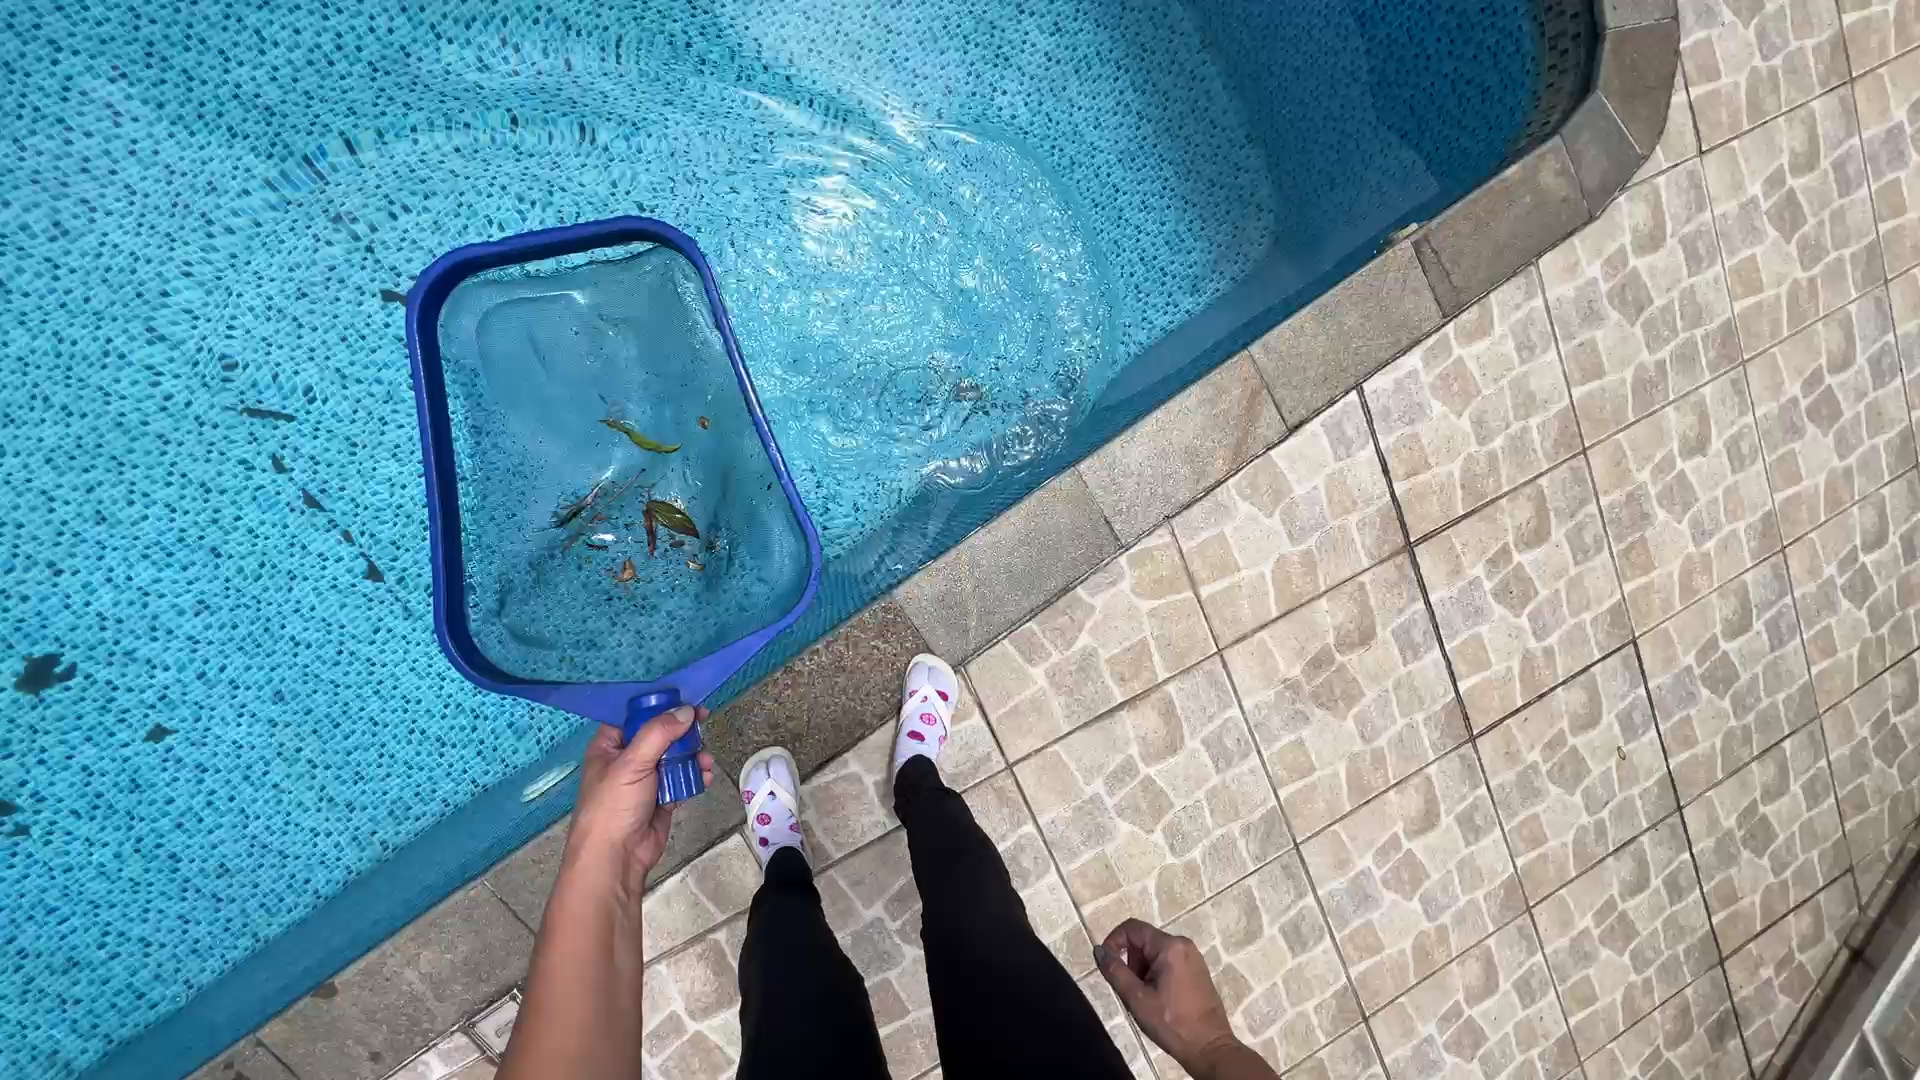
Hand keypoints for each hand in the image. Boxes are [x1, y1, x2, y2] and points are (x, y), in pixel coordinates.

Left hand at [563, 706, 714, 897]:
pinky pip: (684, 777)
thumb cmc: (613, 806)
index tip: (685, 699)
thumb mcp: (632, 764)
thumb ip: (659, 733)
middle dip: (683, 731)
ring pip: (676, 755)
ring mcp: (647, 778)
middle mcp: (628, 758)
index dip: (659, 705)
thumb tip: (687, 710)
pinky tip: (704, 776)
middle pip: (661, 733)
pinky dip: (695, 775)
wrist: (616, 858)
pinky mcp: (663, 796)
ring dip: (693, 754)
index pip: (634, 715)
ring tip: (705, 760)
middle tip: (703, 722)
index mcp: (610, 745)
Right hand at [1097, 918, 1267, 1079]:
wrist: (1211, 1050)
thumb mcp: (1137, 999)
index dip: (1114, 941)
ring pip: (1154, 952)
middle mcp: (1182, 944)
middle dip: (1131, 961)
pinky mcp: (1197, 969)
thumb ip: (1115, 971)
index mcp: (1169, 946)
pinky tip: (1160, 998)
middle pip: (1143, 940)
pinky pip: (1168, 961)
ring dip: (1143, 970)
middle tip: (1132, 990)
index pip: (1132, 928)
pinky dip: (1156, 974)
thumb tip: (1099, 950)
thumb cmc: (1172, 1024)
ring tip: (1146, 998)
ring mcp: (1192, 956)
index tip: (1108, 965)